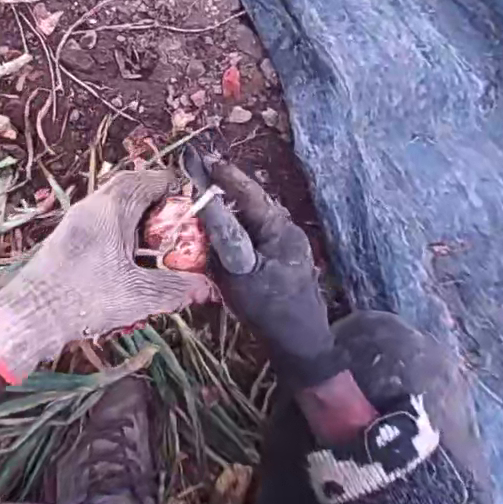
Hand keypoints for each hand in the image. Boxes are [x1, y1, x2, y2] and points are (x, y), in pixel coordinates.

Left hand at [0, 171, 214, 382]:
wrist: (30, 316)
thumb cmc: (84, 297)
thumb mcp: (140, 294)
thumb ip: (176, 287)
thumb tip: (206, 288)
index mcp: (110, 208)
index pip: (146, 179)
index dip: (172, 187)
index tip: (190, 203)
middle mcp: (91, 207)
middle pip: (129, 190)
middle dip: (156, 205)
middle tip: (176, 225)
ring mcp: (76, 223)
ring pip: (113, 208)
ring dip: (137, 221)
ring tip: (156, 246)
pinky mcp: (68, 241)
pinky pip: (101, 226)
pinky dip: (120, 235)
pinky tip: (129, 263)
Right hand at [197, 159, 344, 388]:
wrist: (301, 345)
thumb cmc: (268, 311)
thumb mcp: (237, 274)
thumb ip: (221, 238)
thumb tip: (206, 208)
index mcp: (279, 230)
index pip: (246, 193)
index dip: (221, 175)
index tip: (200, 158)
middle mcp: (287, 230)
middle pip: (252, 200)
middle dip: (225, 185)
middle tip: (201, 170)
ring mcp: (288, 243)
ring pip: (254, 215)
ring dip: (231, 204)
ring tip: (207, 193)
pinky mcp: (284, 256)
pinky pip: (256, 231)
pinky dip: (238, 224)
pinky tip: (223, 228)